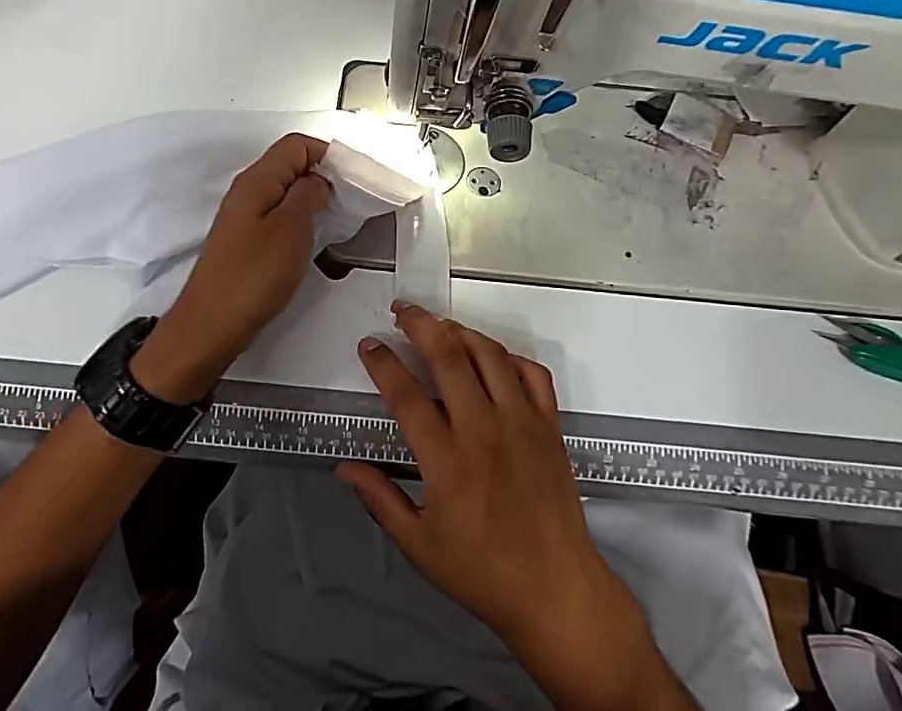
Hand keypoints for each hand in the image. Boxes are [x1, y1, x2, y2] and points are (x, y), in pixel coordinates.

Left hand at [133, 134, 332, 402]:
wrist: (212, 324)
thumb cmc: (252, 277)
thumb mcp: (291, 228)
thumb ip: (309, 194)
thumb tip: (318, 180)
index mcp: (257, 180)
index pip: (296, 144)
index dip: (327, 153)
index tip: (351, 176)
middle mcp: (247, 192)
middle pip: (290, 164)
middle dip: (322, 174)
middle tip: (349, 198)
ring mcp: (245, 216)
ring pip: (285, 191)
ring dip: (312, 198)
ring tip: (336, 218)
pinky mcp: (247, 240)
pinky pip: (278, 215)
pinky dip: (300, 218)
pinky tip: (313, 237)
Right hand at [337, 304, 696, 710]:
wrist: (556, 590)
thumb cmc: (483, 572)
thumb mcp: (419, 544)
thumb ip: (380, 499)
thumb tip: (344, 469)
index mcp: (447, 460)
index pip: (405, 394)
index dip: (382, 362)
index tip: (369, 346)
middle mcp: (484, 430)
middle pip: (448, 356)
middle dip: (419, 324)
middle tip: (401, 311)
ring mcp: (522, 423)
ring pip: (489, 355)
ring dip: (461, 331)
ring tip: (439, 324)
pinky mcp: (550, 427)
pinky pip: (533, 374)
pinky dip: (510, 356)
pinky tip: (492, 356)